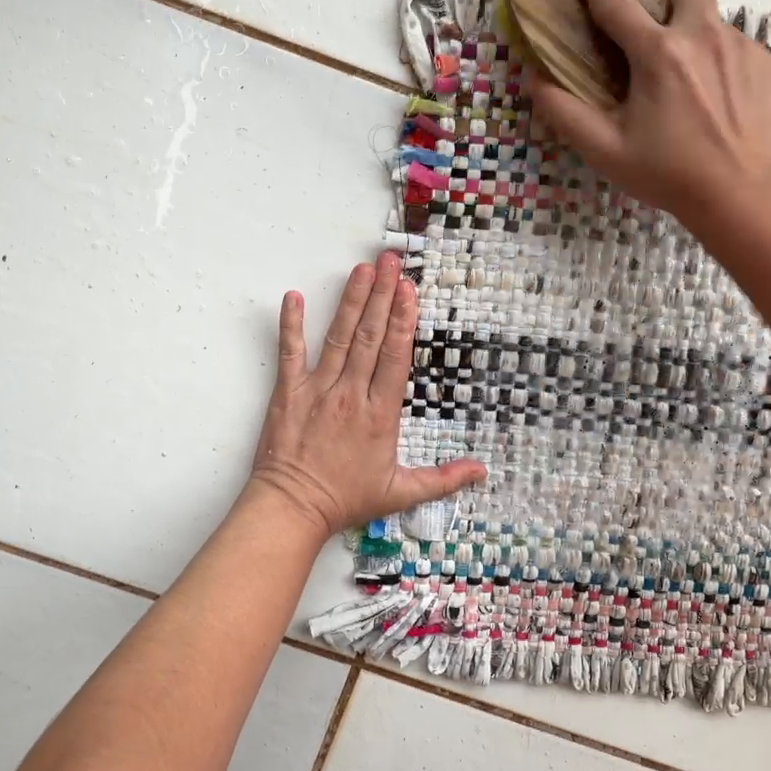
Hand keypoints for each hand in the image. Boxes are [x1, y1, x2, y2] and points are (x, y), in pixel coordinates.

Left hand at [247, 252, 486, 537]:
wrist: (292, 508)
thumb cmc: (345, 500)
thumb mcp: (400, 493)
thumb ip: (443, 480)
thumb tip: (481, 471)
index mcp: (380, 413)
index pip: (395, 357)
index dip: (403, 320)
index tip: (410, 290)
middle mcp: (351, 394)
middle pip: (370, 337)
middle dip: (382, 296)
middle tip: (391, 262)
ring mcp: (318, 390)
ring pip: (339, 337)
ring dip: (351, 301)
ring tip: (362, 270)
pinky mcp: (289, 392)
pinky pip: (290, 352)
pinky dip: (291, 324)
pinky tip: (294, 297)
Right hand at [527, 0, 770, 223]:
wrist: (743, 195)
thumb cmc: (668, 174)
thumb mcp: (605, 150)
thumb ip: (565, 113)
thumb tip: (535, 80)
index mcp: (657, 56)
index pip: (615, 1)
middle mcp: (702, 38)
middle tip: (661, 37)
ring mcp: (742, 48)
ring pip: (714, 20)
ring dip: (696, 41)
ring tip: (692, 91)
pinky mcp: (769, 65)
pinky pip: (740, 50)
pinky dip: (724, 69)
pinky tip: (720, 107)